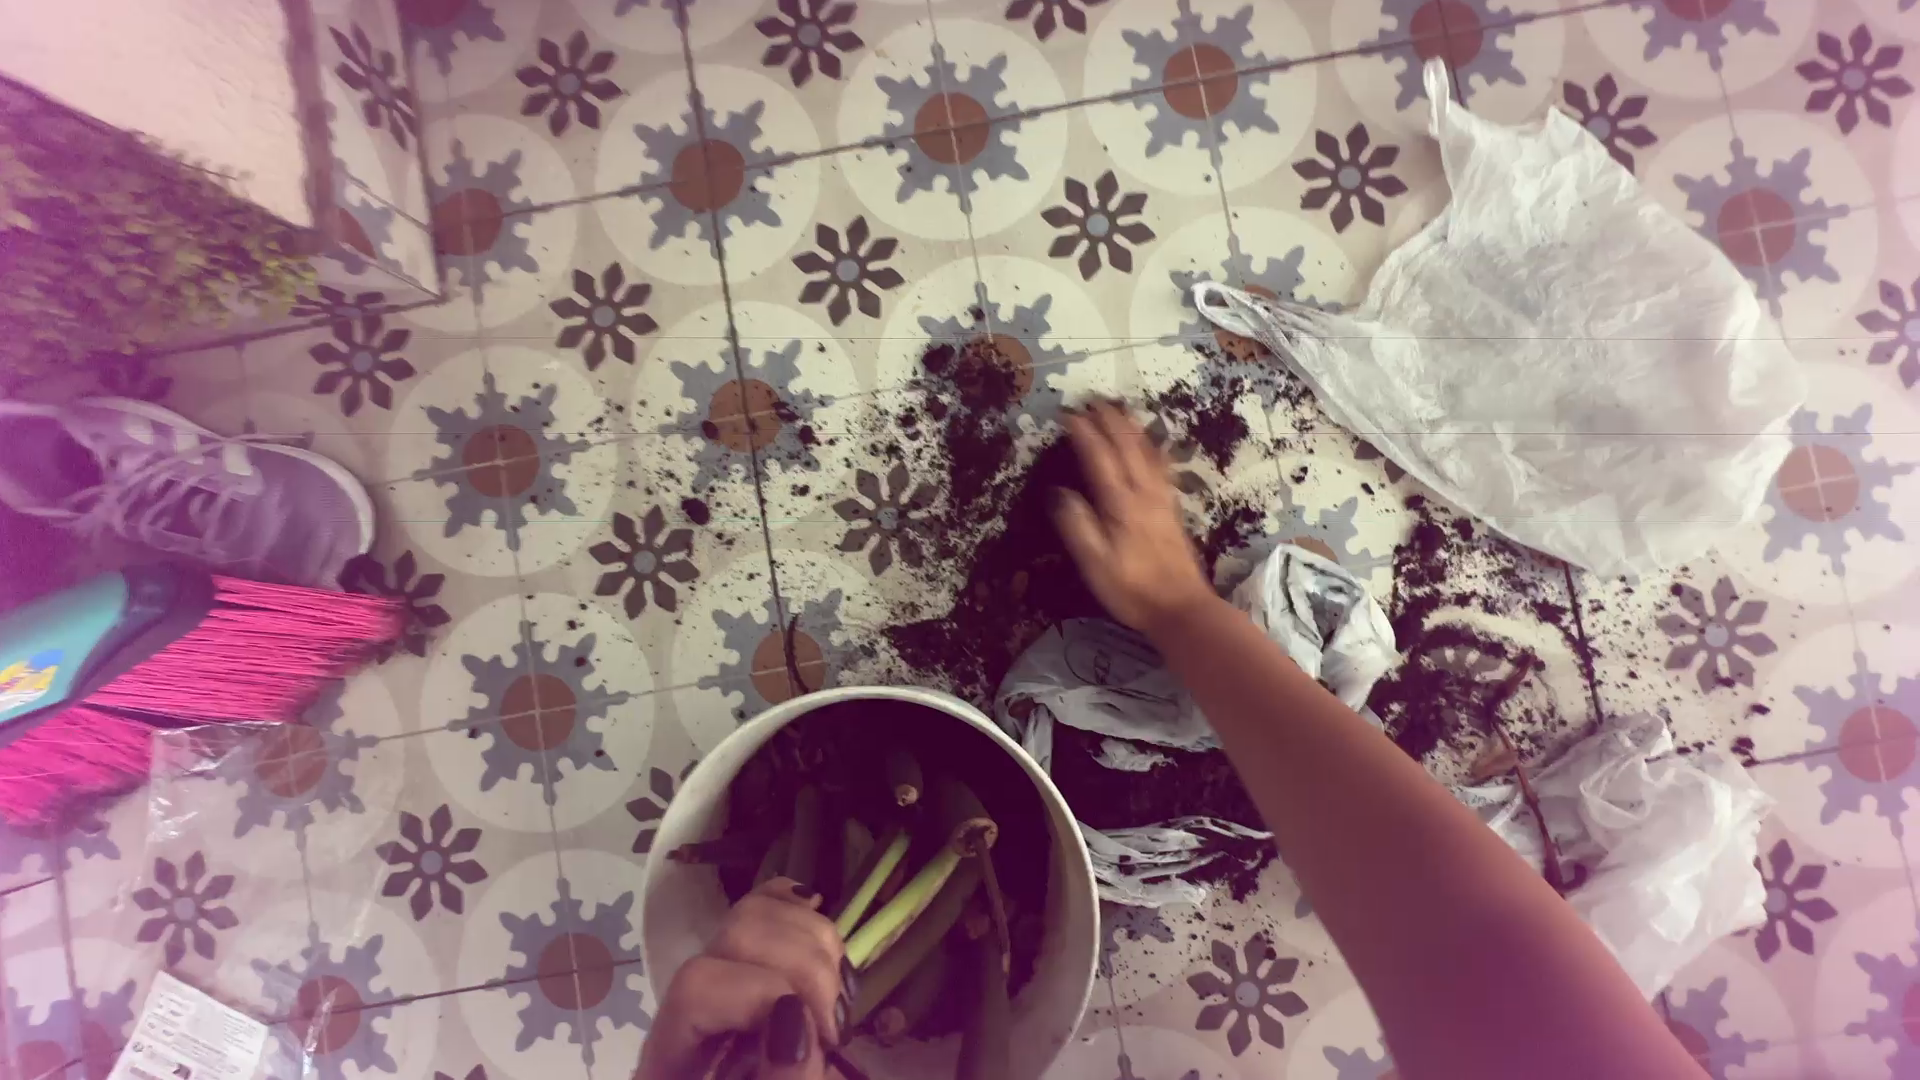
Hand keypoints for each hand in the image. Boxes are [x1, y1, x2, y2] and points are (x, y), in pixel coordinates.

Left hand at [636, 878, 851, 1079]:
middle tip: (837, 1028)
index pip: (699, 984)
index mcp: (669, 1062)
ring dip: (818, 944)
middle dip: (806, 966)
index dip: (762, 995)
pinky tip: (826, 951)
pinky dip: (803, 914)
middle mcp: (686, 1010)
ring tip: (838, 1004)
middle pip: (739, 931)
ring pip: (760, 910)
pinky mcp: (751, 972)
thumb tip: (794, 1019)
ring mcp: (719, 983)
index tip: (817, 1040)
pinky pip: (770, 908)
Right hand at [1052, 401, 1217, 637]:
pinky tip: (1152, 445)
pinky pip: (1162, 467)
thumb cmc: (1131, 589)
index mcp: (1120, 505)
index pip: (1099, 459)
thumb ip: (1077, 526)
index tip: (1070, 414)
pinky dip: (1153, 448)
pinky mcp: (1172, 510)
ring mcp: (1161, 500)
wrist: (1180, 608)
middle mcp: (1143, 494)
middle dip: (1110, 421)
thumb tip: (1059, 493)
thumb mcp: (1094, 563)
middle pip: (1127, 447)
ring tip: (1121, 409)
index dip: (1085, 434)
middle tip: (1095, 400)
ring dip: (1132, 428)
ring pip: (1147, 453)